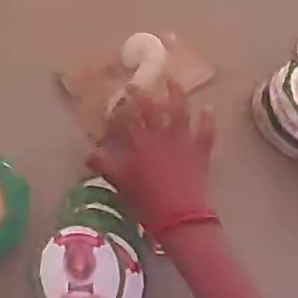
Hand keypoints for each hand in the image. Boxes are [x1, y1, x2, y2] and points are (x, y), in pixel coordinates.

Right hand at [90, 80, 215, 232]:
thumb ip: (103, 164)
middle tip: (134, 85)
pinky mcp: (199, 150)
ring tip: (173, 80)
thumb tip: (88, 152)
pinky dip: (207, 119)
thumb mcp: (119, 182)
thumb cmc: (145, 200)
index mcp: (138, 142)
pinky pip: (205, 131)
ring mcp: (182, 140)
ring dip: (176, 95)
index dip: (118, 108)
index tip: (112, 101)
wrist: (179, 216)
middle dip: (140, 94)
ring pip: (179, 112)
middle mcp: (159, 135)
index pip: (125, 119)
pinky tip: (208, 107)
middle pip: (149, 108)